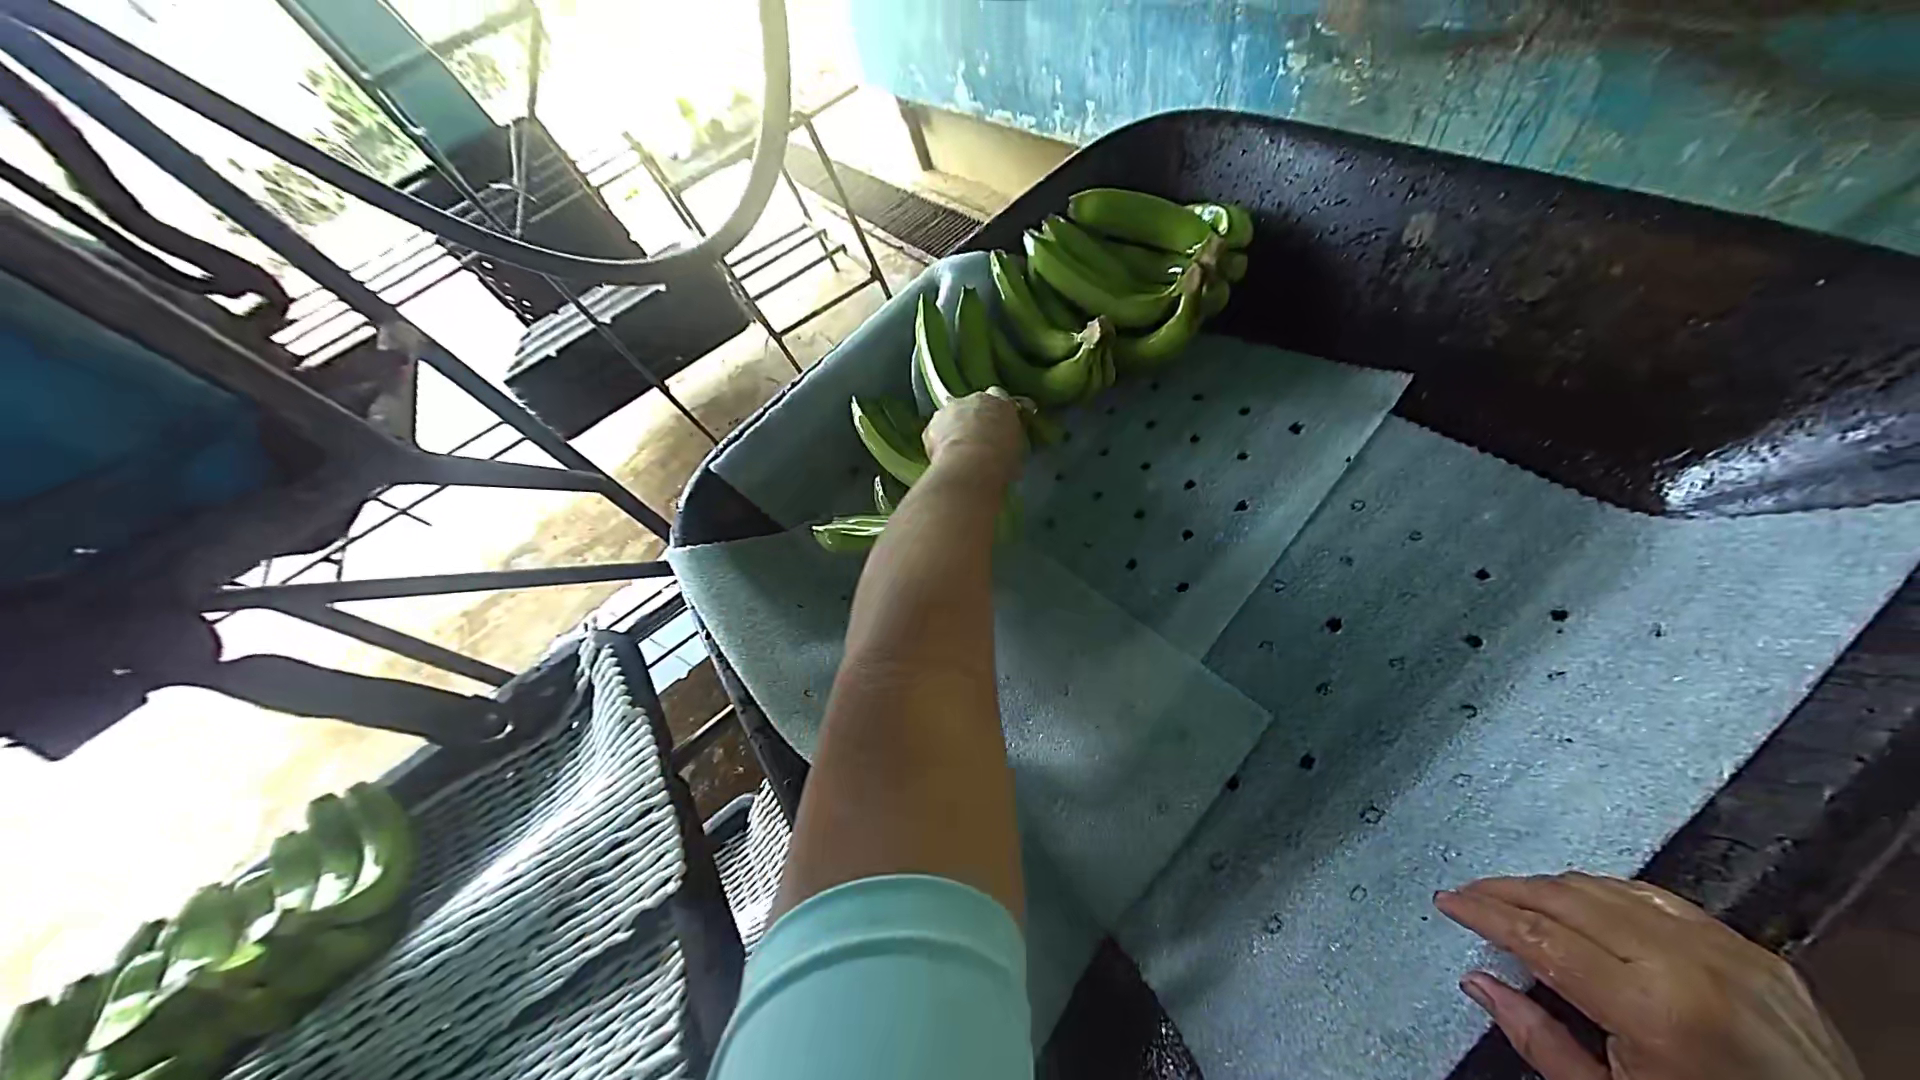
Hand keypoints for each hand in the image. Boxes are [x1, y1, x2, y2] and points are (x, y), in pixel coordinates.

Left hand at [922, 388, 1026, 486]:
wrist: (971, 466)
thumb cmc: (1003, 457)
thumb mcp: (1019, 444)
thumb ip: (1012, 433)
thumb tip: (1008, 436)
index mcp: (999, 401)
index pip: (999, 396)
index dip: (997, 410)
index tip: (998, 424)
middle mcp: (972, 399)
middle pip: (972, 404)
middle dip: (974, 417)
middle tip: (978, 440)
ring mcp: (947, 410)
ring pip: (950, 416)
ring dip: (954, 427)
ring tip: (958, 450)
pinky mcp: (930, 427)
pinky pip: (935, 432)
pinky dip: (939, 441)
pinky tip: (944, 457)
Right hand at [1435, 872, 1860, 1079]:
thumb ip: (1539, 1038)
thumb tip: (1477, 983)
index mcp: (1654, 1011)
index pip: (1539, 936)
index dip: (1483, 913)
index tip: (1448, 902)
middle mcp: (1692, 967)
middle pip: (1566, 898)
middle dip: (1506, 891)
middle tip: (1469, 895)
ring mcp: (1731, 954)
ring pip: (1605, 887)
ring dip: (1549, 887)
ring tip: (1515, 897)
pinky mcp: (1756, 952)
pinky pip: (1657, 898)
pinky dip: (1605, 893)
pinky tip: (1582, 904)